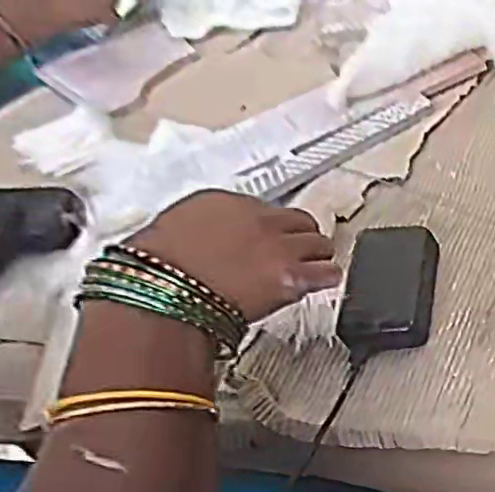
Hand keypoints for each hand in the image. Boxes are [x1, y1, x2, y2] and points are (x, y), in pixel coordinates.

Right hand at [127, 192, 342, 321]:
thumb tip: (230, 239)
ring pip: (322, 245)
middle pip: (303, 222)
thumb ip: (218, 227)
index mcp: (228, 202)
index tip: (278, 238)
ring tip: (315, 267)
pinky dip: (328, 276)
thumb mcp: (184, 225)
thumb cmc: (165, 265)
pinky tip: (323, 281)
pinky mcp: (292, 276)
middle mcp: (260, 220)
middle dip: (305, 239)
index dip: (277, 228)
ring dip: (319, 256)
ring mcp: (279, 247)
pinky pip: (329, 272)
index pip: (271, 209)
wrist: (170, 286)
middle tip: (304, 253)